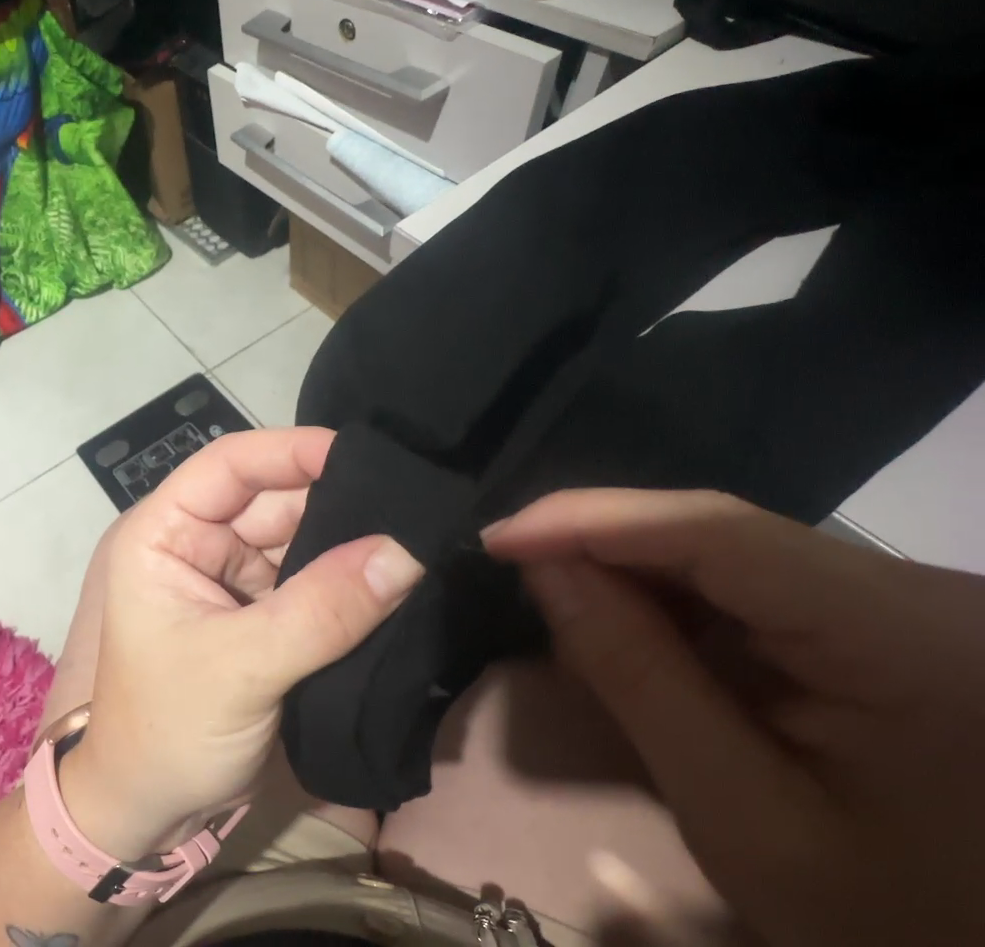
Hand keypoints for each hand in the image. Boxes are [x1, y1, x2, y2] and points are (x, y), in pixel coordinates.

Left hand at [56, 428, 422, 859]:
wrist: (151, 807)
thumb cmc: (170, 727)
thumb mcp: (241, 666)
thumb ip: (323, 609)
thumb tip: (406, 552)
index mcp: (163, 534)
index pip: (228, 466)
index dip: (291, 450)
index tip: (367, 454)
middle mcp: (196, 544)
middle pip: (272, 499)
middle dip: (337, 498)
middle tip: (421, 498)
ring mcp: (230, 580)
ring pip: (298, 540)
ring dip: (351, 541)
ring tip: (426, 531)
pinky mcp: (260, 617)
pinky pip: (310, 582)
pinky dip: (349, 581)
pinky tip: (401, 572)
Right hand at [483, 489, 984, 946]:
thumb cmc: (886, 920)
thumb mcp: (742, 817)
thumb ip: (637, 678)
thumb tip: (544, 567)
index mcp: (916, 641)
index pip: (721, 534)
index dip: (592, 519)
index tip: (495, 540)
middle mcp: (930, 597)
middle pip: (725, 535)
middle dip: (605, 550)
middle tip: (519, 582)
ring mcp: (918, 607)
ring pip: (735, 553)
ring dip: (637, 579)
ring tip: (570, 620)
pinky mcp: (896, 624)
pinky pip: (761, 586)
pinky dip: (682, 606)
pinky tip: (641, 641)